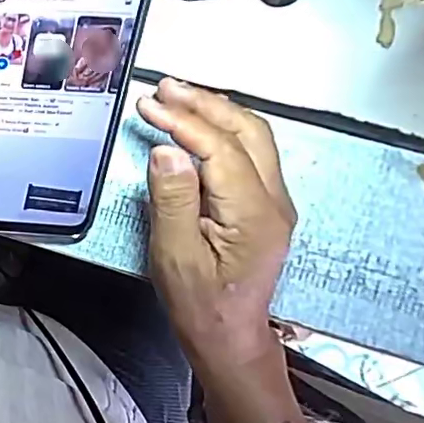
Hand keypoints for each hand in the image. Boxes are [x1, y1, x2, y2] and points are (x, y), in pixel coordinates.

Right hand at [135, 78, 295, 368]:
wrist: (228, 333)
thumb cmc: (199, 301)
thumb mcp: (175, 254)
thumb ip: (172, 200)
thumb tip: (167, 151)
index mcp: (255, 214)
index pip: (220, 150)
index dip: (183, 122)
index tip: (148, 105)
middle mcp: (274, 201)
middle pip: (247, 133)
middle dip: (204, 104)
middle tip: (164, 89)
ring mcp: (273, 201)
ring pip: (253, 138)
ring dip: (215, 111)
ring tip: (177, 96)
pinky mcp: (262, 204)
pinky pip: (248, 152)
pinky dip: (221, 128)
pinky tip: (197, 124)